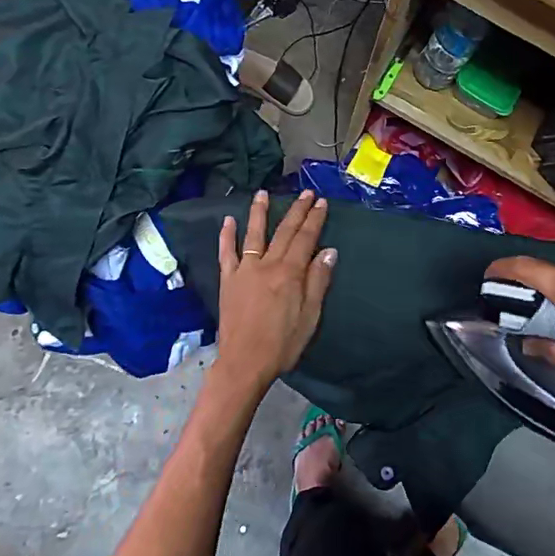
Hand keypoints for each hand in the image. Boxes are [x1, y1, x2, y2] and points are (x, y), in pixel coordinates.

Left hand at [214, 190, 335, 398]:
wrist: (244, 362)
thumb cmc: (284, 342)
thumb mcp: (310, 315)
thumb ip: (318, 281)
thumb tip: (328, 251)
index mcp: (289, 273)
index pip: (305, 238)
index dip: (314, 219)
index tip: (321, 202)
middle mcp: (266, 265)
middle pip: (283, 232)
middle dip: (296, 211)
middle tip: (305, 193)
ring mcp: (243, 271)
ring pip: (253, 235)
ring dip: (259, 213)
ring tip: (263, 193)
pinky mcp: (227, 281)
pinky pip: (226, 254)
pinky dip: (227, 236)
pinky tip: (229, 221)